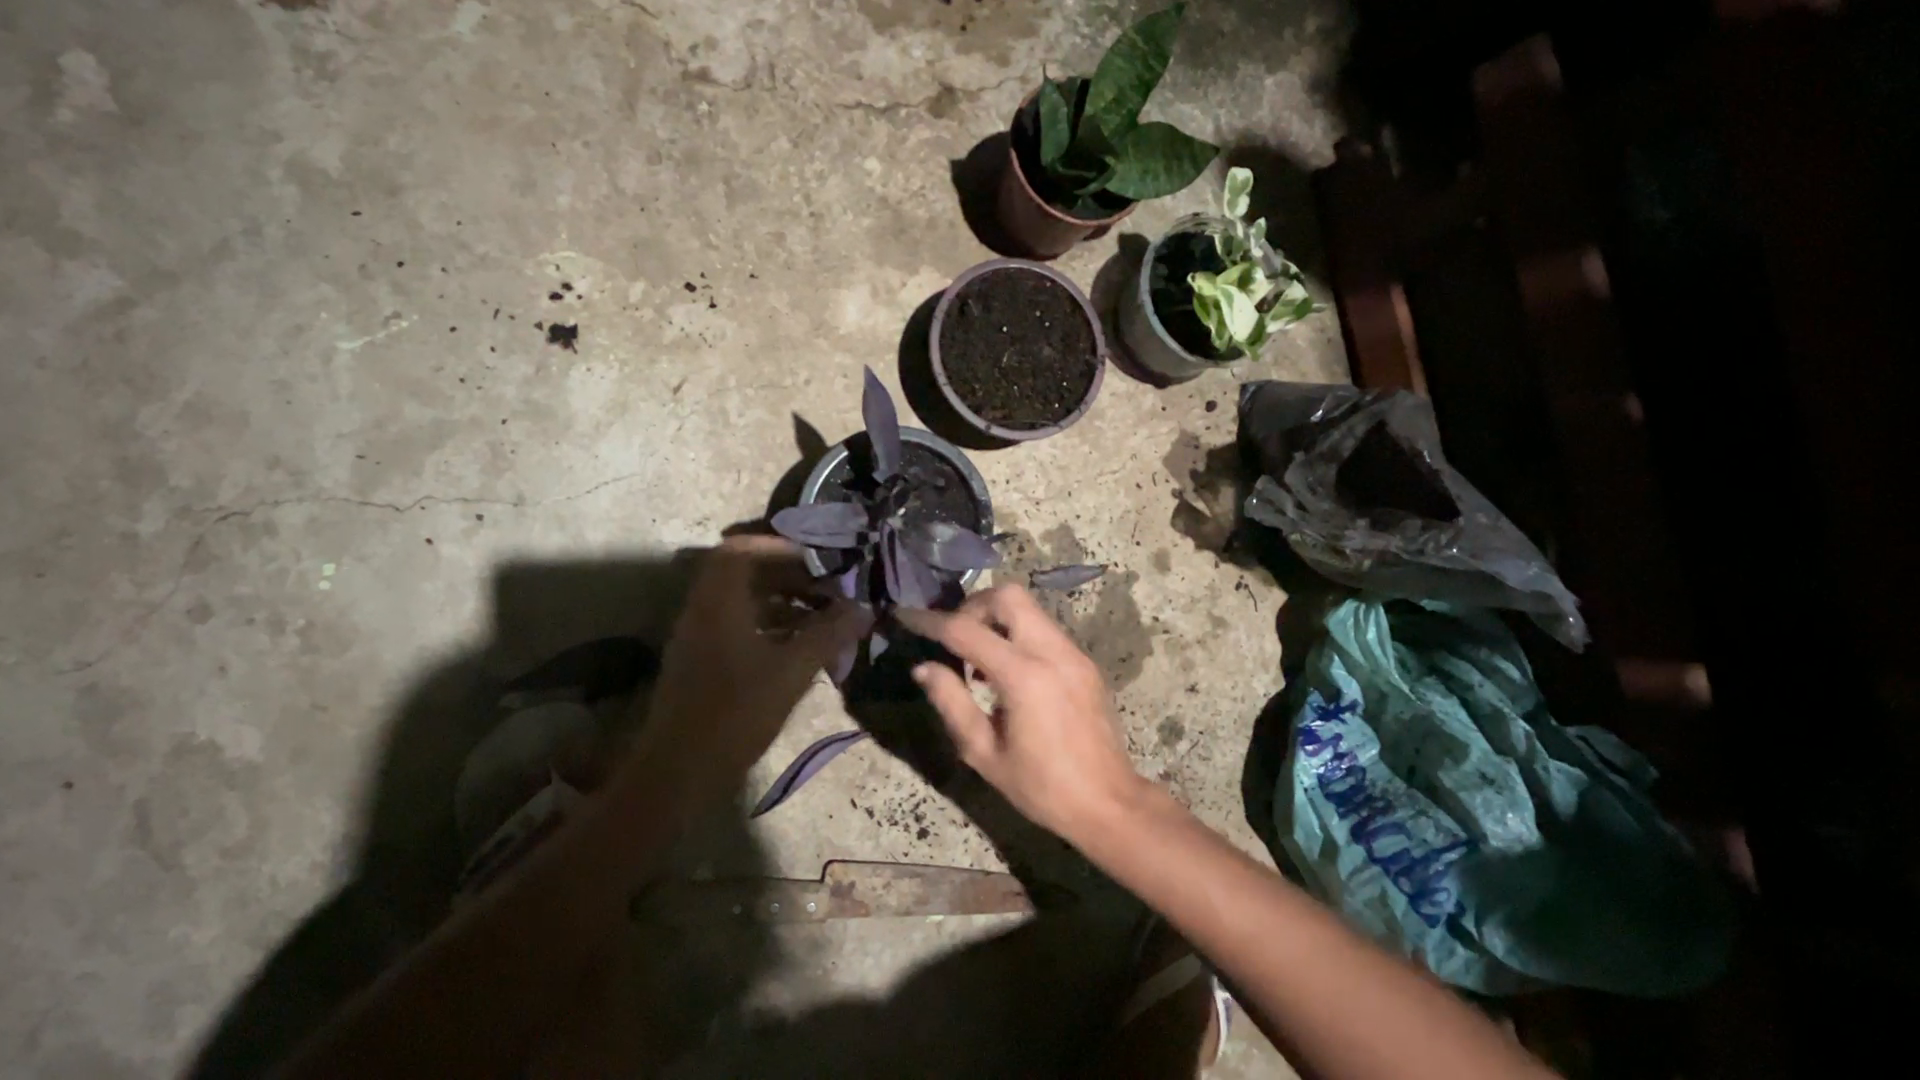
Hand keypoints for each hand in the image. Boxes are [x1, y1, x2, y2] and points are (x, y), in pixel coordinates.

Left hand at [641, 536, 869, 785]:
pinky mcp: (702, 662)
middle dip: (789, 576)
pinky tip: (801, 648)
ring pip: (742, 603)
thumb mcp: (791, 671)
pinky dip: (769, 627)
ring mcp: (698, 637)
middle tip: (828, 588)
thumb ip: (829, 634)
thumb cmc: (736, 713)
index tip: (817, 559)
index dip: (779, 547)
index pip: (741, 549)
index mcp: (718, 602)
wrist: (680, 771)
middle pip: (743, 574)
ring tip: (824, 617)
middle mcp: (702, 610)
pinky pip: (737, 627)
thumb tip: (863, 608)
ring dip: (782, 603)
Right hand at [895, 587, 1143, 843]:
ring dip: (996, 621)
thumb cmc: (1041, 787)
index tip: (905, 616)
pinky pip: (1044, 630)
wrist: (1108, 802)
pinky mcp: (1085, 663)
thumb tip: (924, 668)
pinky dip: (1018, 635)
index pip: (966, 630)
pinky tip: (1006, 673)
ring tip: (976, 661)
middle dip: (973, 607)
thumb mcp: (983, 752)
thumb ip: (952, 703)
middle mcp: (1052, 652)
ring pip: (1029, 609)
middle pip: (1008, 596)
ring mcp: (1074, 654)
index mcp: (1023, 676)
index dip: (930, 621)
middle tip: (953, 637)